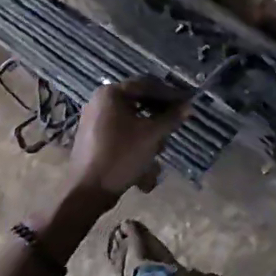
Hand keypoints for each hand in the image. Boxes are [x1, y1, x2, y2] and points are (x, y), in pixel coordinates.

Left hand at [66, 78, 191, 198]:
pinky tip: (148, 157)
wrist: (87, 191)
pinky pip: (122, 130)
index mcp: (111, 94)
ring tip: (161, 145)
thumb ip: (171, 117)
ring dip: (150, 129)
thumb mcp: (152, 135)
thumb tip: (188, 106)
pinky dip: (137, 138)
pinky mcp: (95, 137)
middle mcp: (101, 101)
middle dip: (160, 113)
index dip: (170, 93)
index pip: (147, 84)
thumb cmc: (121, 156)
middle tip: (177, 121)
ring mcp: (96, 120)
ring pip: (132, 117)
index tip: (187, 101)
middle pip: (140, 100)